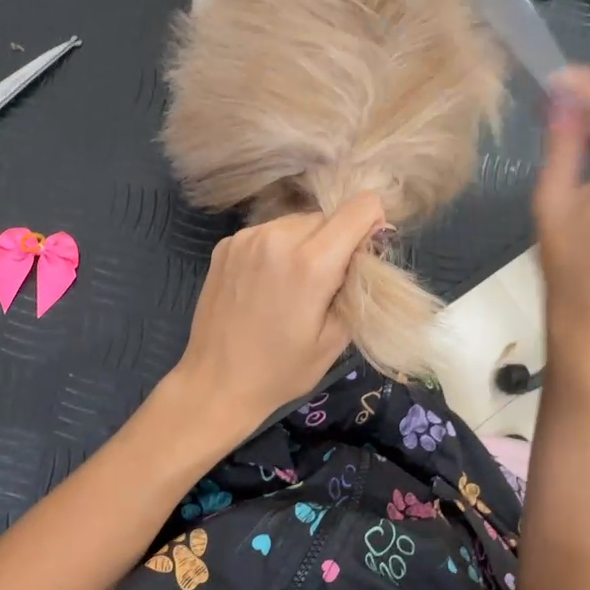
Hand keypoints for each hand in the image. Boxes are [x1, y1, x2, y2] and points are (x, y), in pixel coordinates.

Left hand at [166, 194, 386, 435]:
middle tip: (326, 285)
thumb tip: (370, 248)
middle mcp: (277, 238)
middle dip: (337, 242)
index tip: (364, 255)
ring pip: (297, 221)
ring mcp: (247, 238)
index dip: (372, 225)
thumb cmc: (281, 370)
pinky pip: (268, 232)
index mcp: (311, 263)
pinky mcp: (226, 244)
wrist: (217, 382)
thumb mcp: (335, 338)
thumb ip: (357, 286)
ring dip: (306, 243)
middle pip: (327, 217)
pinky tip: (268, 283)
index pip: (360, 207)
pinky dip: (277, 248)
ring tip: (293, 285)